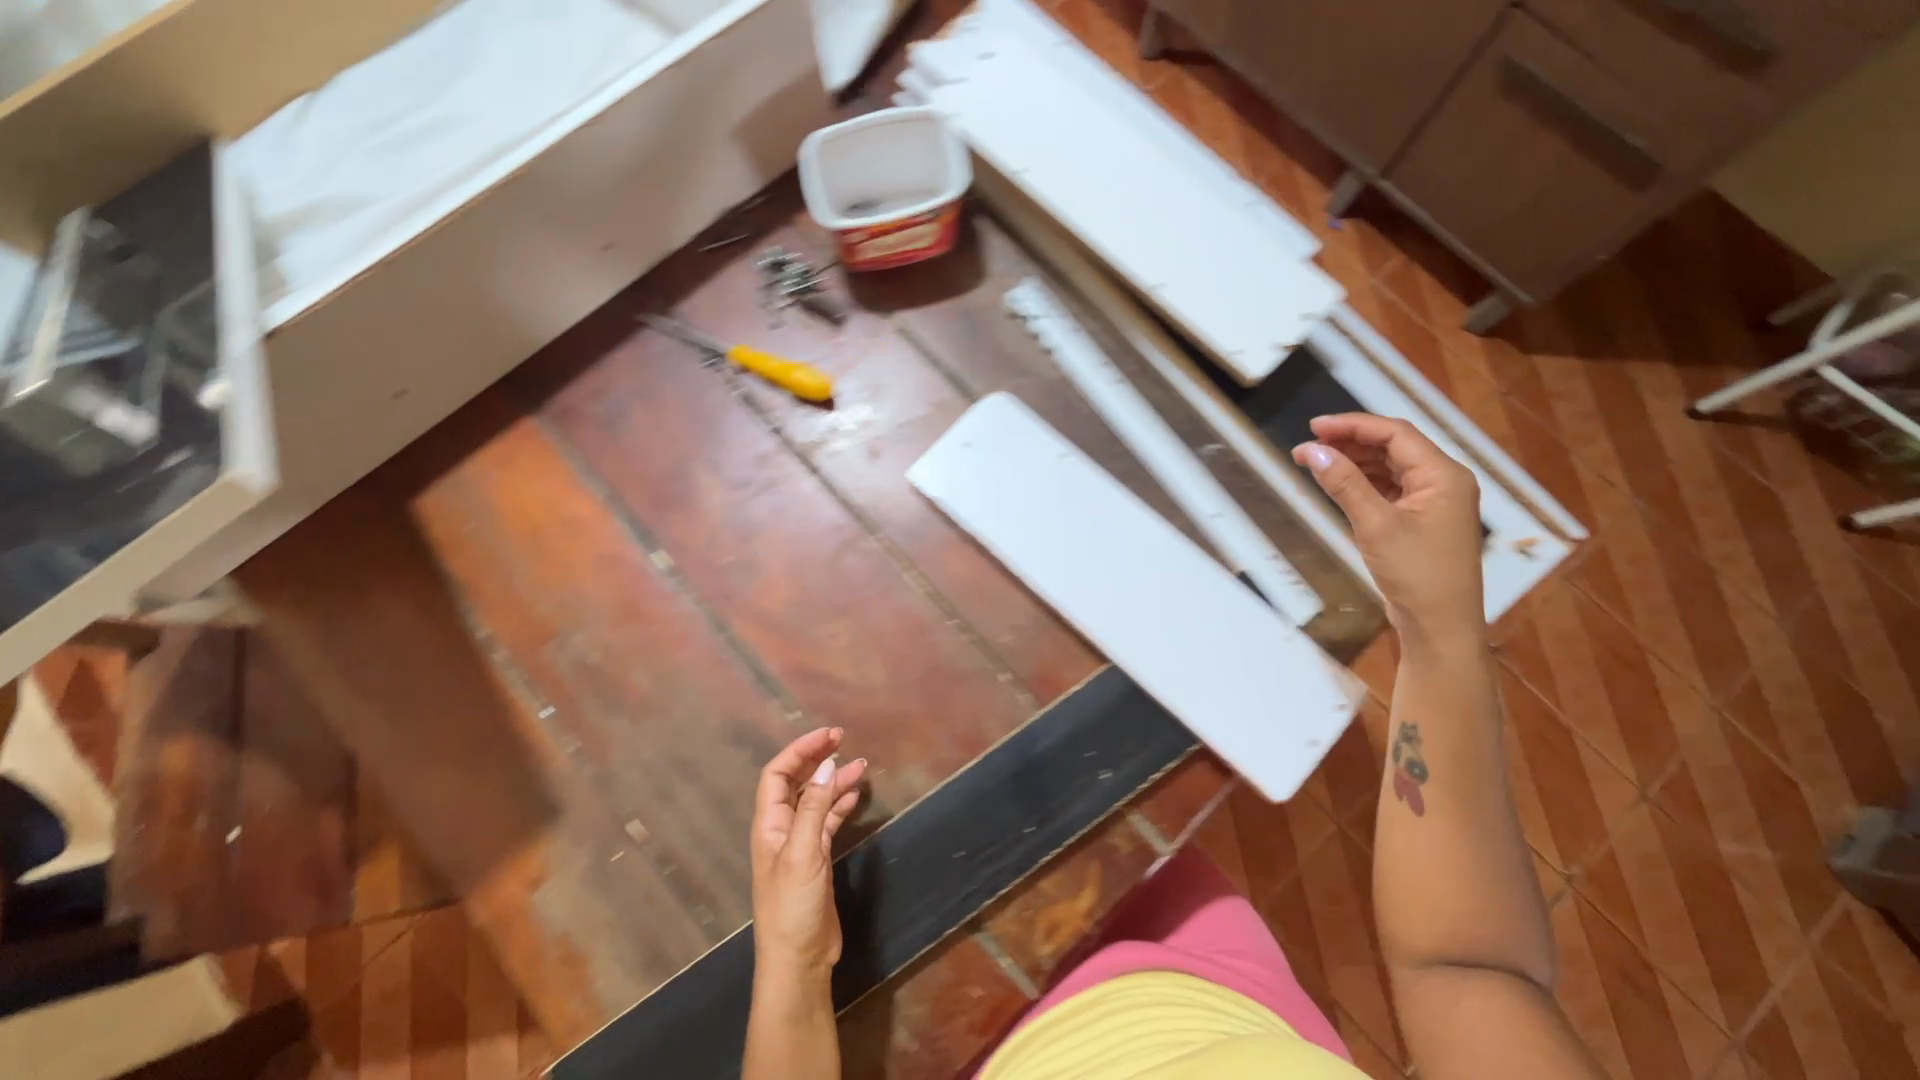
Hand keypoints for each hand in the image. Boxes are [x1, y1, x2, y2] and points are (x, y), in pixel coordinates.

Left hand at [750, 727, 867, 980]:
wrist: (798, 959)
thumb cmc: (792, 906)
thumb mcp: (803, 853)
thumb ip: (814, 808)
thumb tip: (827, 765)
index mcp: (769, 824)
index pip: (778, 774)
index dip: (801, 750)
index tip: (829, 736)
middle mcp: (781, 828)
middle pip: (796, 782)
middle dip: (816, 758)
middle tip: (843, 739)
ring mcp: (799, 844)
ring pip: (816, 800)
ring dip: (834, 780)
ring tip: (861, 765)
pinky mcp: (817, 859)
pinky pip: (828, 820)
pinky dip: (841, 804)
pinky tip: (856, 794)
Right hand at [1293, 414, 1485, 648]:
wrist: (1441, 626)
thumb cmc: (1416, 574)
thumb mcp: (1376, 525)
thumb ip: (1344, 484)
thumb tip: (1312, 450)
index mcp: (1444, 475)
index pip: (1395, 433)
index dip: (1353, 425)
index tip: (1314, 427)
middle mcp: (1444, 481)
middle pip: (1394, 446)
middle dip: (1351, 442)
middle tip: (1310, 445)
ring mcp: (1435, 502)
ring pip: (1391, 467)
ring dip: (1356, 461)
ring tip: (1318, 462)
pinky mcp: (1422, 521)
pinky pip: (1391, 489)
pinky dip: (1365, 483)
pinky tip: (1340, 484)